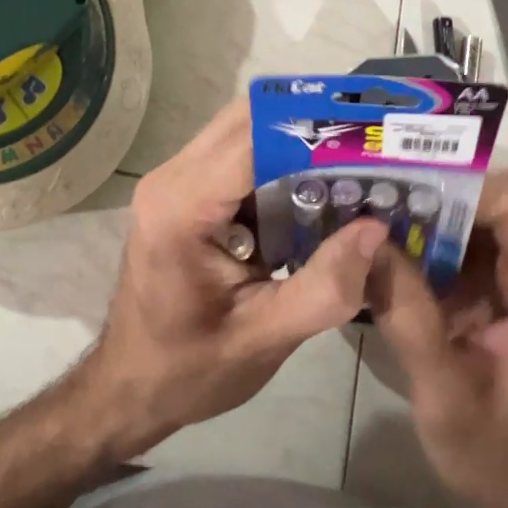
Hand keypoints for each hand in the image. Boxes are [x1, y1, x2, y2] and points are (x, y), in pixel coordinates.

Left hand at [80, 99, 385, 457]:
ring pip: (246, 133)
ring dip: (299, 146)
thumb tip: (376, 228)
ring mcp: (174, 182)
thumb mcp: (264, 338)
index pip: (255, 140)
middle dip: (313, 130)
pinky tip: (322, 192)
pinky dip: (282, 166)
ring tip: (358, 168)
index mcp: (181, 209)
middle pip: (249, 121)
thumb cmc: (190, 370)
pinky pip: (239, 158)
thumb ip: (323, 288)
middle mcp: (171, 180)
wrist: (131, 386)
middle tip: (373, 151)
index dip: (314, 130)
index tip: (373, 138)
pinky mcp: (185, 192)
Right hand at [369, 168, 507, 507]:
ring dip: (430, 224)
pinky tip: (390, 262)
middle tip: (372, 196)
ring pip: (482, 228)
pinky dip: (434, 256)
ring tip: (372, 221)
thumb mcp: (445, 389)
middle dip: (434, 196)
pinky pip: (474, 260)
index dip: (458, 181)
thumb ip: (407, 312)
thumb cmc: (502, 454)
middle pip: (497, 205)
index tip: (397, 183)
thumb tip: (366, 242)